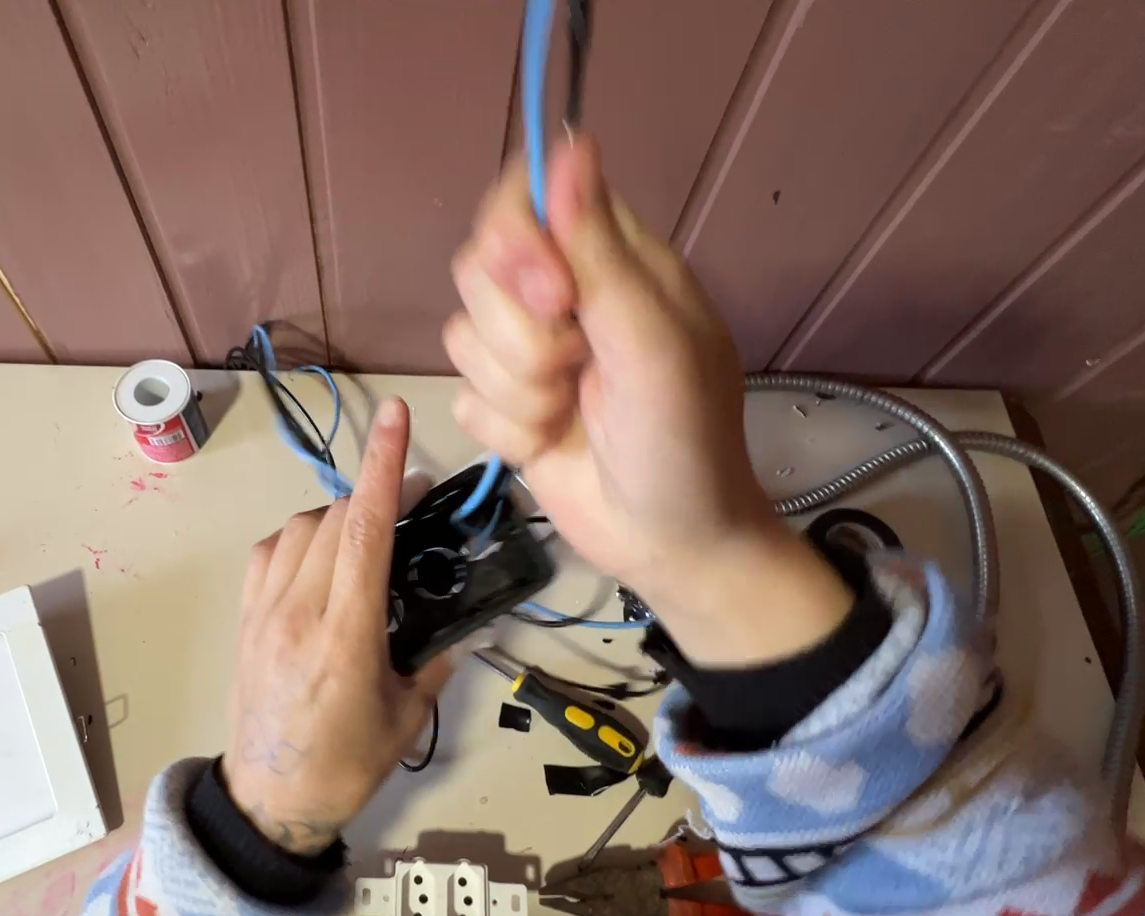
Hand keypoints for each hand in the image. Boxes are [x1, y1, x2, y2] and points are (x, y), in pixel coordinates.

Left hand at [223, 398, 452, 853]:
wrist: (267, 799)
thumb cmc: (344, 765)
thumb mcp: (405, 718)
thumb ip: (435, 661)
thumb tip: (461, 627)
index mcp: (346, 636)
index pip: (366, 530)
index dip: (384, 467)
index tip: (397, 420)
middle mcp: (298, 611)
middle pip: (337, 518)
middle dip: (377, 495)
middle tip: (411, 504)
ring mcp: (262, 610)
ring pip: (301, 526)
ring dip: (339, 516)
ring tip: (365, 538)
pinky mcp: (243, 616)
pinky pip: (269, 550)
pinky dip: (299, 537)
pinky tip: (318, 559)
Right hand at [445, 138, 851, 664]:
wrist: (665, 540)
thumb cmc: (682, 441)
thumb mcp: (655, 345)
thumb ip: (603, 254)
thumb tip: (569, 146)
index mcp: (610, 262)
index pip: (525, 199)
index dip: (517, 239)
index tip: (550, 293)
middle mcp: (559, 299)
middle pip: (477, 270)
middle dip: (519, 335)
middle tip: (573, 367)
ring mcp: (525, 357)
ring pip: (461, 338)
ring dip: (515, 391)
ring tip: (566, 416)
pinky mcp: (502, 408)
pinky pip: (462, 398)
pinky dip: (503, 429)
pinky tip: (545, 445)